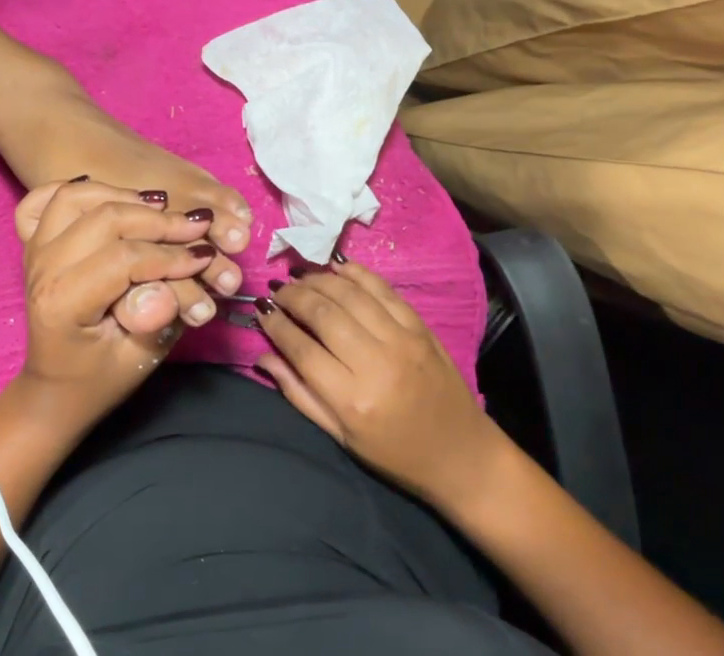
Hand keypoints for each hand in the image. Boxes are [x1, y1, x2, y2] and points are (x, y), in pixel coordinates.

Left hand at [10, 179, 220, 430]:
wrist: (54, 388)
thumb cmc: (98, 378)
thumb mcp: (138, 359)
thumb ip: (159, 315)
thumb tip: (184, 275)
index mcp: (63, 301)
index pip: (123, 258)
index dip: (169, 255)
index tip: (204, 258)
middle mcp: (42, 267)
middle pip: (104, 217)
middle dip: (157, 220)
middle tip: (196, 227)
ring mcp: (33, 249)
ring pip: (76, 196)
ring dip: (122, 195)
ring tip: (162, 207)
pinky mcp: (33, 241)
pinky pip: (45, 199)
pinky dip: (77, 190)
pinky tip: (110, 195)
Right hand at [254, 264, 507, 507]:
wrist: (462, 456)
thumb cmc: (395, 454)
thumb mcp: (340, 437)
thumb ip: (299, 394)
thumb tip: (263, 357)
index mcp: (352, 398)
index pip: (301, 348)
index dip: (275, 325)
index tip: (260, 312)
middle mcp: (375, 364)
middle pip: (323, 313)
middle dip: (292, 296)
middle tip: (275, 291)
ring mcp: (402, 341)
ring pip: (349, 294)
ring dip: (318, 280)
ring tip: (298, 278)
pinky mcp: (420, 328)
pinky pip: (383, 289)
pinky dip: (356, 273)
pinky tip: (335, 267)